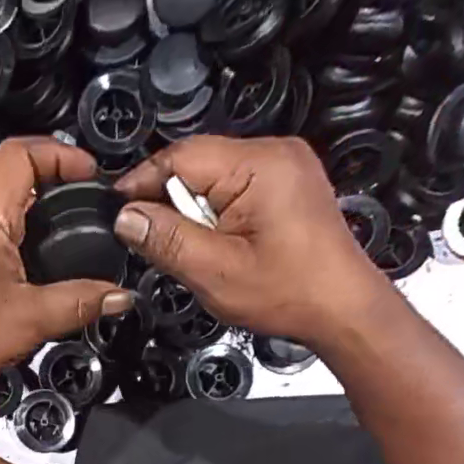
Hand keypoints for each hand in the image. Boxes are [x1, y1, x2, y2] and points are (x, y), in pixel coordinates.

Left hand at [0, 137, 133, 391]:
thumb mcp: (33, 319)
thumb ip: (81, 302)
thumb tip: (118, 295)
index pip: (19, 154)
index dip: (60, 153)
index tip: (90, 172)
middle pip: (11, 171)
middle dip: (54, 175)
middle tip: (86, 195)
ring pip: (0, 198)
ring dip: (36, 202)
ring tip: (68, 222)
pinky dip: (19, 227)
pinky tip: (37, 256)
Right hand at [114, 136, 387, 347]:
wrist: (342, 309)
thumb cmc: (294, 293)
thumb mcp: (216, 273)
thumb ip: (166, 240)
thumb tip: (127, 217)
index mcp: (258, 166)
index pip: (178, 155)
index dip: (142, 184)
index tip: (121, 211)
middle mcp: (275, 153)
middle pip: (195, 165)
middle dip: (173, 206)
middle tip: (170, 247)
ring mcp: (284, 166)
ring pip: (212, 179)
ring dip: (196, 215)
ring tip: (208, 253)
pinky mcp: (286, 184)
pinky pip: (234, 189)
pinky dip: (218, 217)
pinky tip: (226, 247)